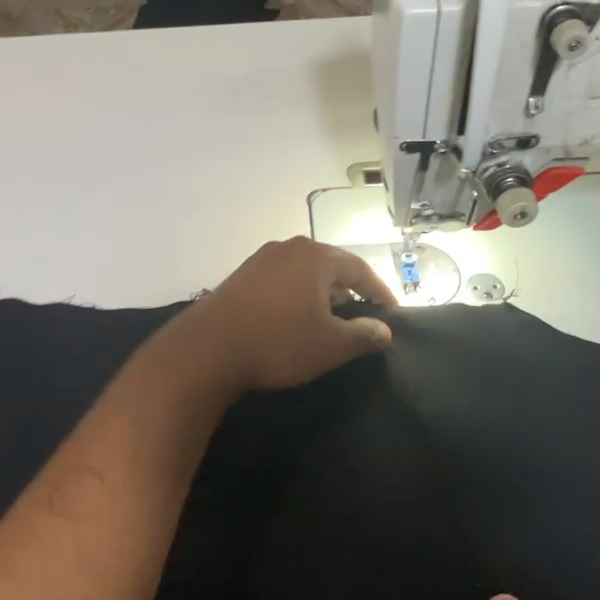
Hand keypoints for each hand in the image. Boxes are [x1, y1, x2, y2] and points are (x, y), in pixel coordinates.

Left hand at [164, 237, 395, 393]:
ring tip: (329, 323)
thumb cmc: (279, 343)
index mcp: (316, 256)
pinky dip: (295, 299)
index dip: (379, 292)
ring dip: (320, 296)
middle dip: (349, 292)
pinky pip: (280, 283)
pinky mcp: (240, 278)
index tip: (392, 313)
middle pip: (330, 267)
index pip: (360, 269)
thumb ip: (364, 335)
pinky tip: (294, 322)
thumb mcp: (331, 345)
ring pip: (303, 275)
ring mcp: (260, 260)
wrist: (208, 350)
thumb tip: (384, 330)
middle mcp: (288, 248)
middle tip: (361, 318)